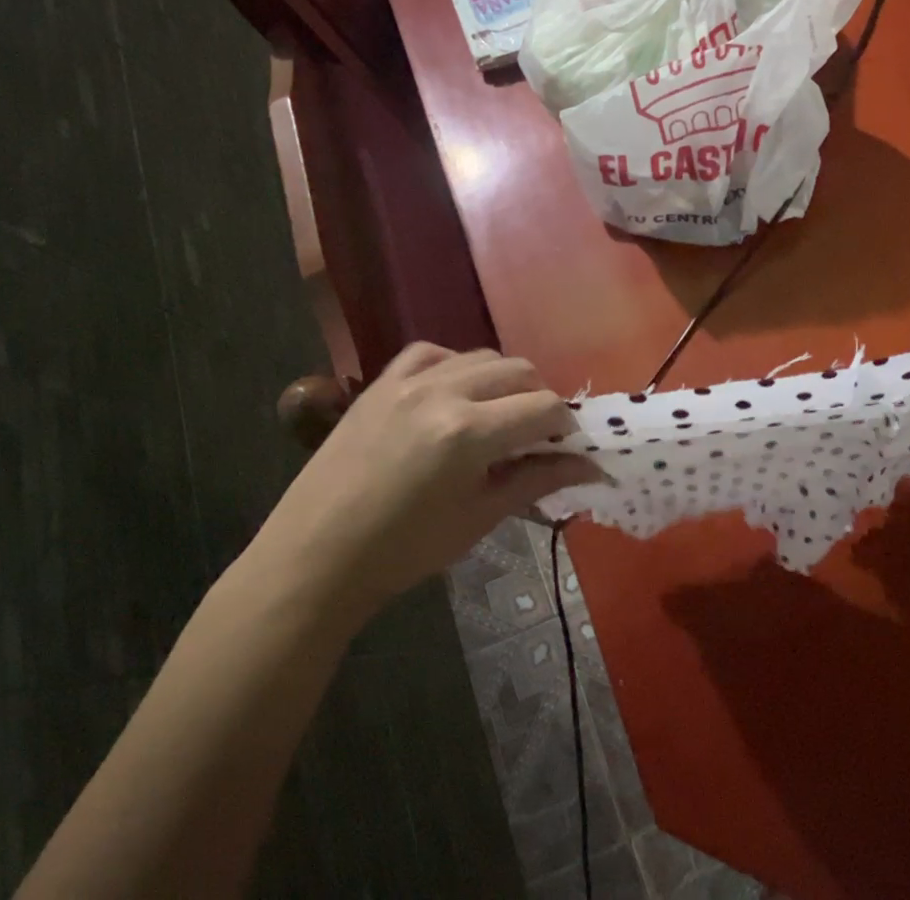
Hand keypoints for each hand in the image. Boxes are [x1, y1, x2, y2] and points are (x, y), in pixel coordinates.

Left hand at [251, 344, 602, 615]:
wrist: (319, 555)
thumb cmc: (406, 550)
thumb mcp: (481, 517)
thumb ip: (537, 481)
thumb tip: (590, 467)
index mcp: (470, 432)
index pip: (544, 407)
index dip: (565, 427)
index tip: (565, 449)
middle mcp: (443, 392)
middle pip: (518, 371)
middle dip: (538, 399)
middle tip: (535, 437)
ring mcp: (406, 382)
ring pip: (479, 357)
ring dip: (502, 382)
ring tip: (497, 417)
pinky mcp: (379, 384)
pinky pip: (431, 353)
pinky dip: (455, 367)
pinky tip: (455, 394)